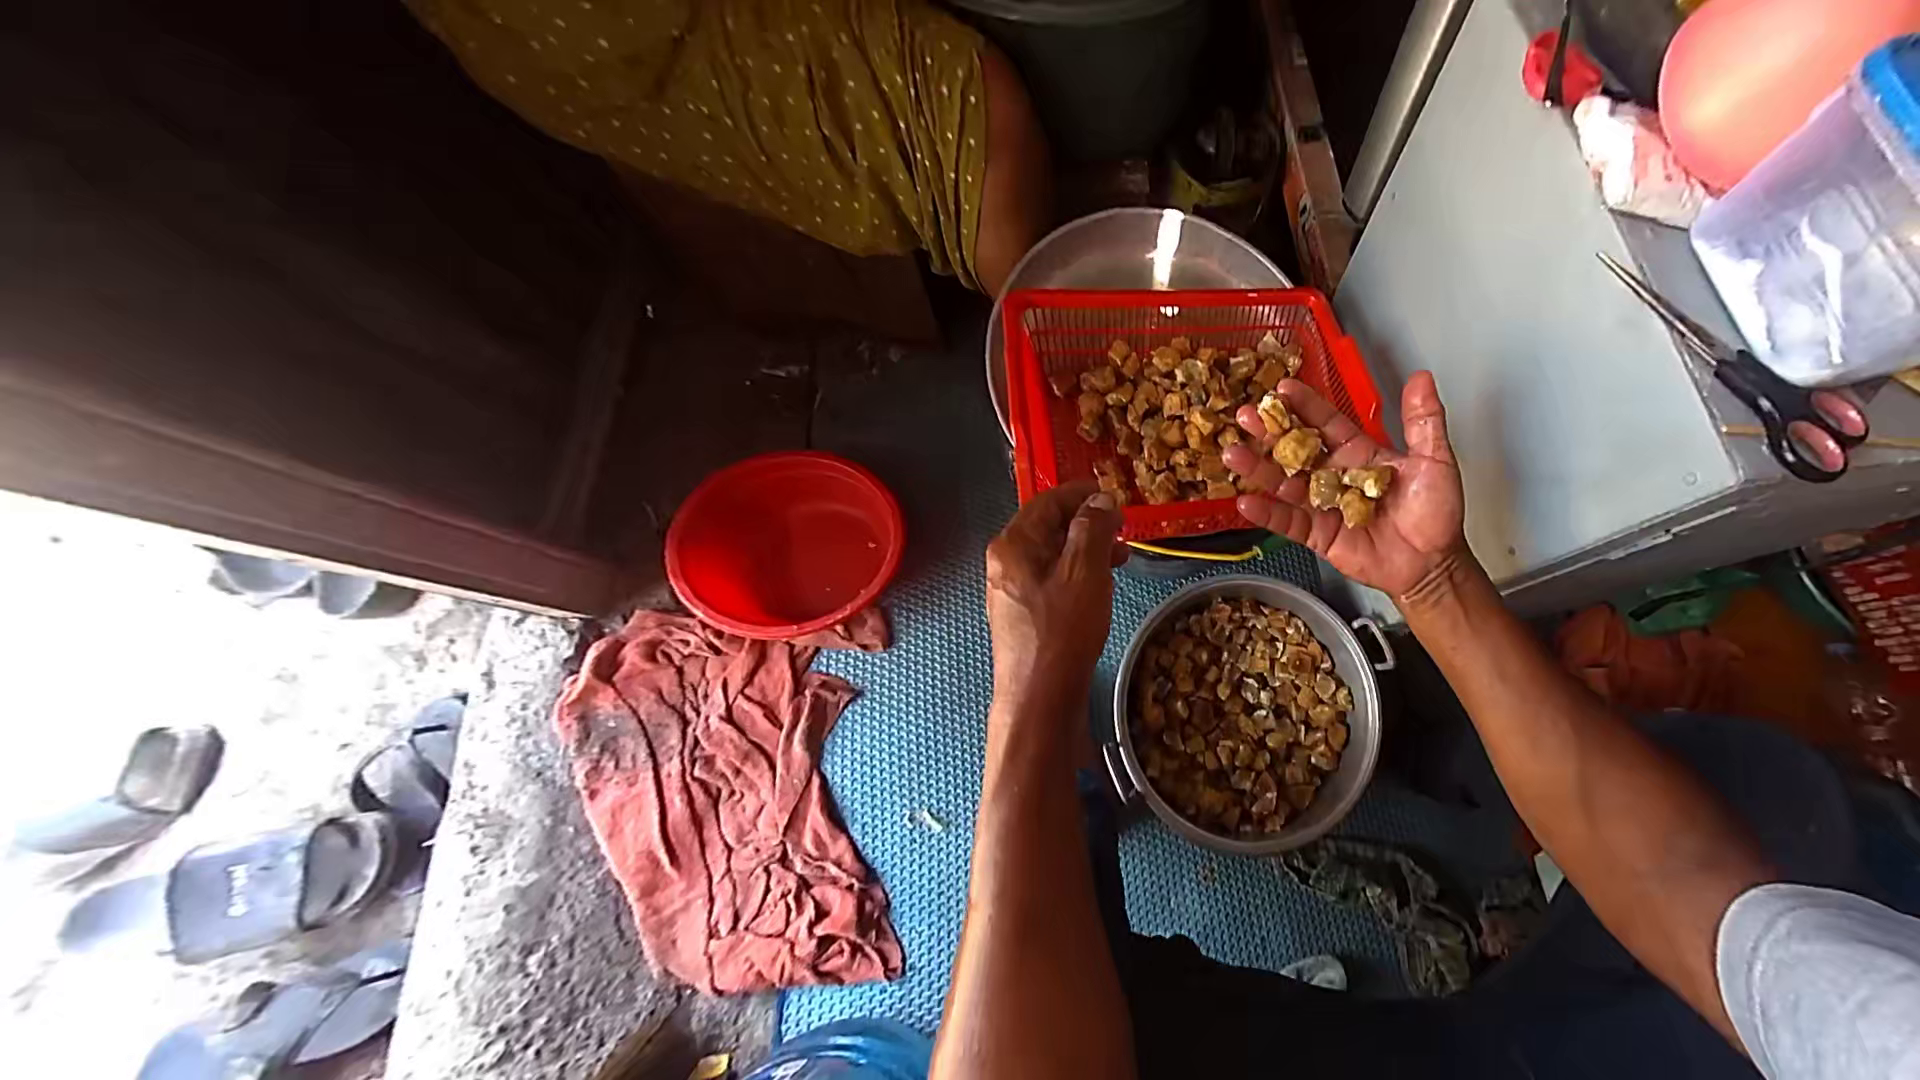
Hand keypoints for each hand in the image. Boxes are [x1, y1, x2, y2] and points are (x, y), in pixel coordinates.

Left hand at [984, 482, 1125, 711]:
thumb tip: (1101, 500)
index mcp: (1012, 545)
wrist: (1038, 698)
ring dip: (1085, 550)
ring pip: (1051, 555)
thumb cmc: (1061, 631)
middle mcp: (1004, 563)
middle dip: (1086, 524)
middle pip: (1046, 527)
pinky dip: (1076, 573)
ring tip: (1119, 558)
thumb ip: (1093, 530)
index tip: (1112, 495)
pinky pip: (1050, 579)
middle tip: (1122, 529)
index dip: (1080, 494)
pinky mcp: (1021, 613)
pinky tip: (1098, 586)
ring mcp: (1010, 590)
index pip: (1046, 502)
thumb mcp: (1085, 573)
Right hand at [1221, 372, 1464, 599]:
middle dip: (1268, 431)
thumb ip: (1423, 422)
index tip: (1283, 389)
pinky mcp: (1313, 533)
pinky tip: (1246, 502)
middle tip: (1246, 414)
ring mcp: (1318, 505)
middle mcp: (1331, 476)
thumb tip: (1421, 379)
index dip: (1305, 406)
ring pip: (1282, 483)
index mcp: (1356, 454)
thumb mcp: (1435, 461)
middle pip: (1294, 450)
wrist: (1432, 561)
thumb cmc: (1434, 513)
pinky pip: (1285, 522)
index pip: (1325, 424)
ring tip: (1233, 454)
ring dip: (1256, 469)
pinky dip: (1266, 514)